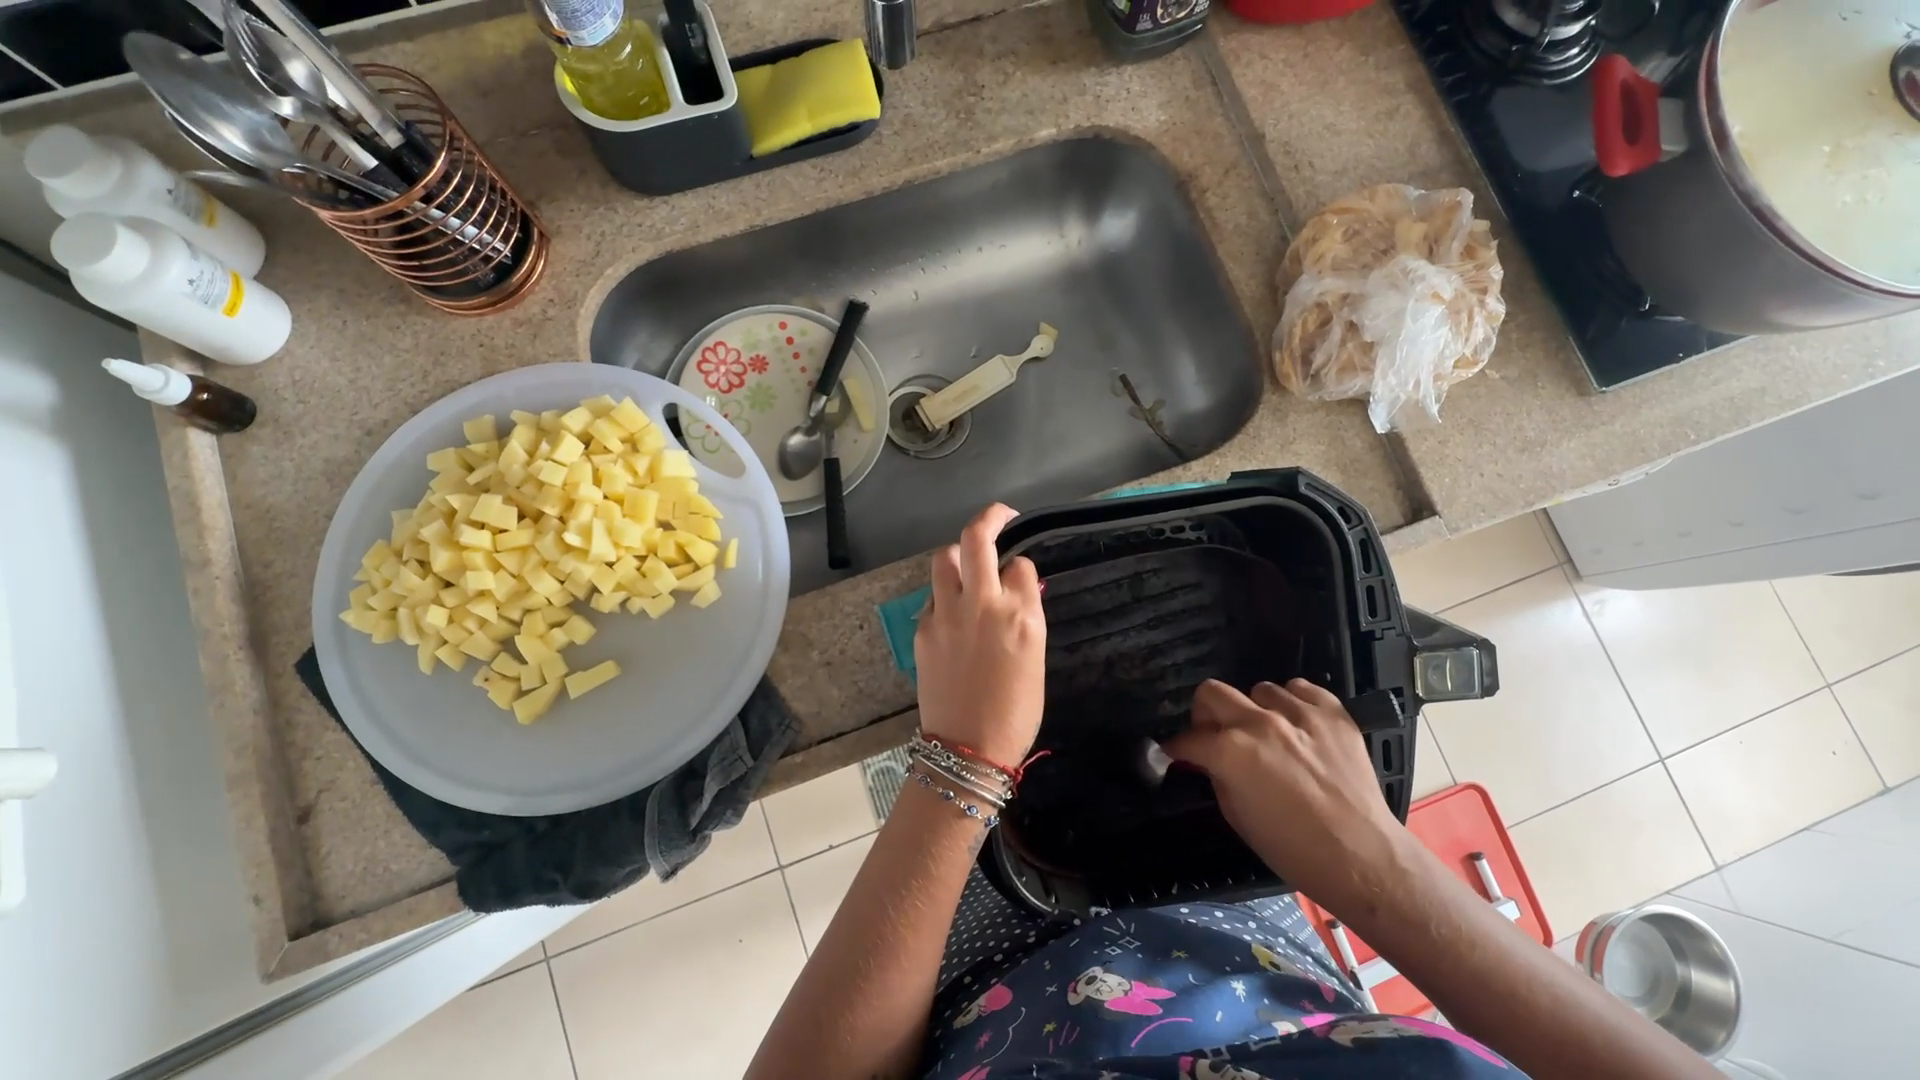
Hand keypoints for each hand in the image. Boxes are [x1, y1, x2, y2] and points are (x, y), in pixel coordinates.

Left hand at [913, 504, 1046, 767]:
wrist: (968, 749)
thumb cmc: (1016, 714)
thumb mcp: (1036, 660)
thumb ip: (1026, 618)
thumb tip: (1020, 593)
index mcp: (1021, 615)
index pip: (1021, 566)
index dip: (1022, 570)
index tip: (1021, 578)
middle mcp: (982, 604)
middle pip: (977, 538)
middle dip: (990, 517)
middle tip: (1000, 516)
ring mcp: (948, 614)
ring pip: (946, 558)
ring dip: (959, 554)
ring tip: (969, 565)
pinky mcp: (924, 629)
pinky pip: (933, 596)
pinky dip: (945, 596)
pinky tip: (954, 615)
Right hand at [1162, 679, 1405, 900]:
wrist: (1359, 856)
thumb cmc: (1292, 848)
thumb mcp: (1237, 816)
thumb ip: (1217, 777)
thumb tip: (1209, 761)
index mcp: (1230, 751)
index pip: (1188, 738)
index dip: (1178, 748)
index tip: (1178, 753)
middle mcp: (1259, 723)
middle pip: (1212, 692)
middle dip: (1205, 714)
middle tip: (1215, 735)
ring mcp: (1298, 713)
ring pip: (1259, 690)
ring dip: (1255, 710)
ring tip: (1268, 734)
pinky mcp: (1332, 713)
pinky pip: (1301, 689)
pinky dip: (1293, 703)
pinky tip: (1297, 725)